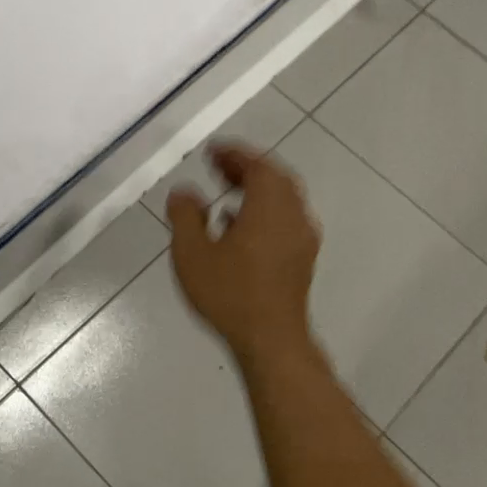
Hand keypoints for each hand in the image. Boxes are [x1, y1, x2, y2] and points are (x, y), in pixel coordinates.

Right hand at [166, 143, 321, 360]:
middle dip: (247, 167)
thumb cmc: (227, 291)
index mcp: (269, 210)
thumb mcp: (191, 252)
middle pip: (277, 179)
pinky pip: (284, 218)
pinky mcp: (300, 257)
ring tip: (225, 190)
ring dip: (257, 187)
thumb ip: (185, 215)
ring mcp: (301, 239)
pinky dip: (263, 207)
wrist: (270, 337)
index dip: (235, 154)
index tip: (211, 150)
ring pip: (284, 199)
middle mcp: (293, 218)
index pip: (259, 167)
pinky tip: (237, 222)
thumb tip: (184, 191)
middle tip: (216, 165)